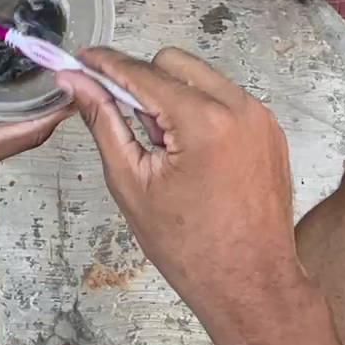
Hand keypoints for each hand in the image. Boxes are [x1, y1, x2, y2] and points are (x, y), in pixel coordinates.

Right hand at [58, 48, 308, 344]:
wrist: (251, 286)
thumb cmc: (189, 246)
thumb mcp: (131, 183)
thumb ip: (103, 121)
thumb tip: (76, 82)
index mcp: (203, 121)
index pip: (142, 72)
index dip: (105, 63)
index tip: (80, 59)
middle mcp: (237, 107)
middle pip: (172, 62)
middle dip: (143, 81)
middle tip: (131, 123)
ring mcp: (259, 115)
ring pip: (199, 75)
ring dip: (172, 94)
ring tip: (164, 146)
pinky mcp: (268, 127)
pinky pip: (223, 95)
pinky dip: (199, 108)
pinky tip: (189, 151)